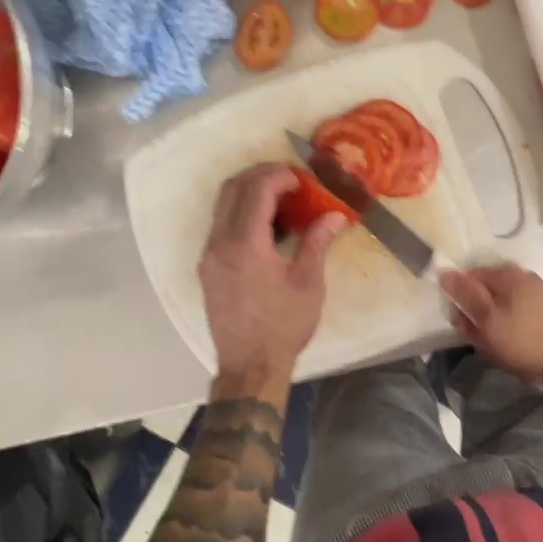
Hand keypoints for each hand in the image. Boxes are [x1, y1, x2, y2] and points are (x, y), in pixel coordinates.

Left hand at [200, 163, 345, 380]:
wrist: (250, 365)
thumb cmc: (284, 326)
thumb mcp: (308, 283)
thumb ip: (317, 242)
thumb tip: (334, 215)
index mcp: (245, 244)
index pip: (257, 190)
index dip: (280, 176)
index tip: (303, 179)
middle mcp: (219, 242)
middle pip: (232, 188)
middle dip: (261, 175)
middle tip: (290, 178)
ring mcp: (209, 254)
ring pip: (222, 205)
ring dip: (249, 192)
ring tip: (281, 197)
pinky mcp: (208, 267)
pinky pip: (220, 225)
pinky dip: (241, 212)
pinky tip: (266, 224)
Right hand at [440, 265, 542, 384]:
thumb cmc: (527, 340)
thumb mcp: (489, 320)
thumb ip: (466, 295)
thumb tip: (444, 272)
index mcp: (505, 274)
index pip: (466, 278)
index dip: (460, 302)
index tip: (465, 326)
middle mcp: (520, 276)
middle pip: (483, 294)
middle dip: (478, 319)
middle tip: (485, 342)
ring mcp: (535, 292)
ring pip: (499, 309)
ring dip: (493, 330)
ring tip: (502, 350)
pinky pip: (515, 317)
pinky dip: (510, 333)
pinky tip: (517, 349)